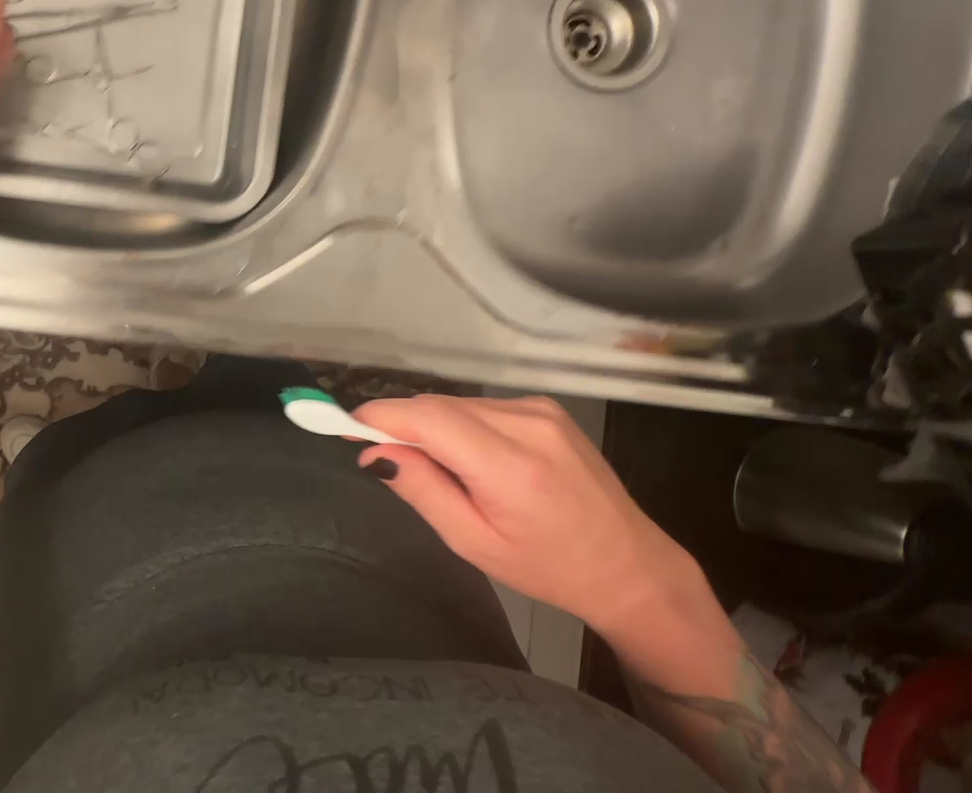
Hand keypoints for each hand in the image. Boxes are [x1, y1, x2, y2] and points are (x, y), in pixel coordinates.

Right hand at [354, 394, 704, 635]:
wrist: (630, 566)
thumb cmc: (548, 568)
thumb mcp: (473, 542)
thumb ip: (421, 490)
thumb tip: (372, 452)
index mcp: (510, 466)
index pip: (427, 417)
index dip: (379, 415)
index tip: (342, 425)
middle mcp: (527, 424)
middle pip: (436, 406)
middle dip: (400, 424)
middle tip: (381, 456)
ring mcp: (540, 410)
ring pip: (455, 404)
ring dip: (430, 426)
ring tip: (441, 471)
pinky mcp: (546, 407)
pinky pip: (479, 407)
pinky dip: (458, 425)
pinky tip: (470, 459)